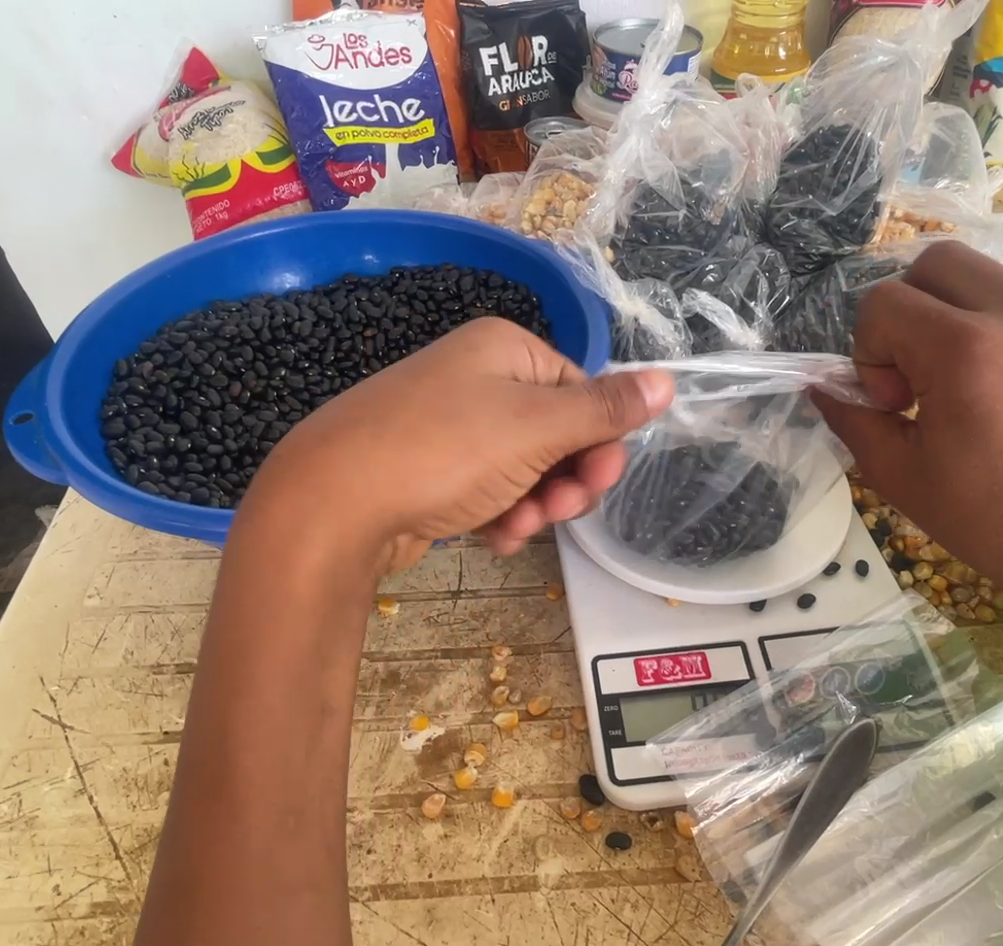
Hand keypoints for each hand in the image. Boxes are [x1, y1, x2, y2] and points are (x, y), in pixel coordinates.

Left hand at [253, 317, 673, 567]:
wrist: (335, 503)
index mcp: (505, 350)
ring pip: (523, 469)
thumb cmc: (445, 451)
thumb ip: (605, 409)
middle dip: (564, 480)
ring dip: (533, 505)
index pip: (581, 391)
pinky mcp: (430, 470)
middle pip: (555, 433)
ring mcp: (449, 426)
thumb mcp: (536, 427)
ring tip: (515, 529)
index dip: (598, 442)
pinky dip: (499, 516)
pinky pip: (487, 490)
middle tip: (557, 511)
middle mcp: (477, 379)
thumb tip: (667, 380)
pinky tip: (493, 539)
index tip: (599, 483)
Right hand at [813, 242, 1002, 617]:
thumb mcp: (901, 478)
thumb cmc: (996, 525)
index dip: (870, 351)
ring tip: (992, 393)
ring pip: (1002, 282)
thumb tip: (822, 386)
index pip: (883, 301)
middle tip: (927, 374)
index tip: (896, 402)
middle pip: (940, 261)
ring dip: (975, 324)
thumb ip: (852, 419)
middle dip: (913, 311)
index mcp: (967, 349)